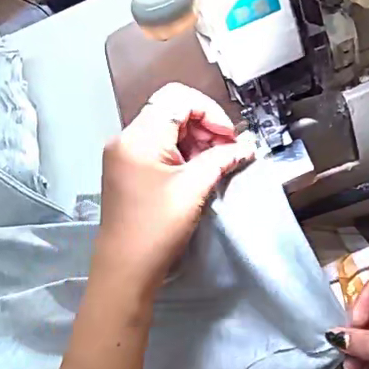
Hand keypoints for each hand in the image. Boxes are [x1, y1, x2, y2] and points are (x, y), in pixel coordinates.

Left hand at [93, 83, 252, 293]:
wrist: (125, 268)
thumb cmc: (154, 230)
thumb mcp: (193, 189)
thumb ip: (220, 159)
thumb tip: (244, 147)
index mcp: (138, 138)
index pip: (178, 99)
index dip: (209, 111)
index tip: (228, 136)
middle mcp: (126, 140)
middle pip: (171, 110)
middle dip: (204, 126)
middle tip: (227, 150)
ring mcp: (124, 155)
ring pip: (166, 129)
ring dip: (195, 140)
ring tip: (215, 163)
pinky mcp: (128, 171)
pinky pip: (158, 148)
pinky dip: (181, 154)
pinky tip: (198, 171)